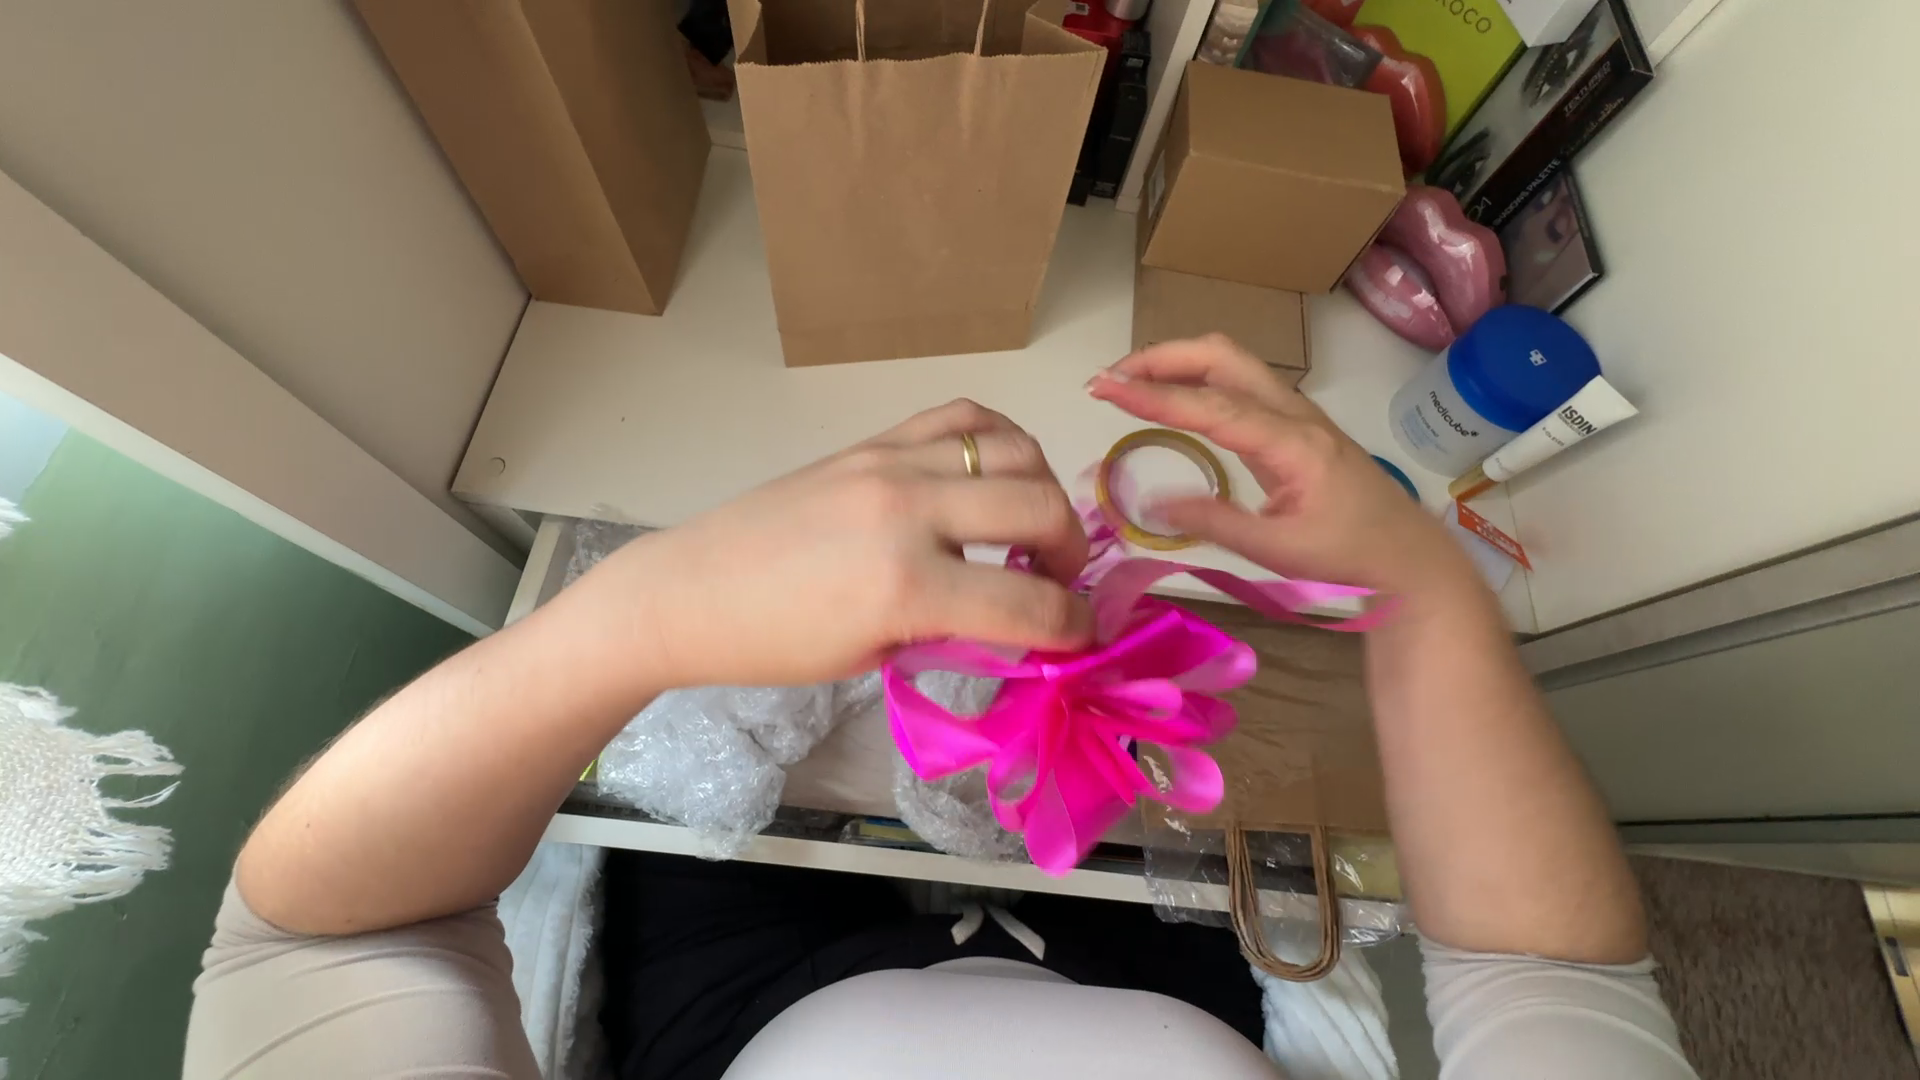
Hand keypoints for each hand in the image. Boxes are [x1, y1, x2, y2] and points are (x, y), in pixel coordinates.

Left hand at [560, 400, 1093, 692]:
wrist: (691, 591)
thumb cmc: (775, 645)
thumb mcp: (876, 656)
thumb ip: (958, 629)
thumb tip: (1022, 616)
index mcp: (905, 587)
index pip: (1030, 605)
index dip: (1072, 626)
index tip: (1080, 634)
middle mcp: (908, 510)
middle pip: (1041, 508)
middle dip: (1071, 553)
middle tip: (1056, 579)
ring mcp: (890, 463)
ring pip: (1014, 449)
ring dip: (1043, 490)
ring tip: (1030, 523)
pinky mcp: (873, 441)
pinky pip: (961, 416)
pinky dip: (999, 439)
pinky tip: (995, 470)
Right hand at [1087, 335, 1471, 595]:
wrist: (1409, 555)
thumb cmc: (1349, 555)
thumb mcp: (1277, 549)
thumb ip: (1214, 522)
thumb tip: (1151, 503)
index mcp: (1292, 442)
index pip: (1210, 405)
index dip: (1153, 395)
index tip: (1104, 389)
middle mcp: (1293, 414)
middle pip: (1222, 357)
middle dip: (1161, 357)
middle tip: (1111, 379)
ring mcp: (1294, 414)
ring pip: (1229, 364)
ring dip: (1176, 363)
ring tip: (1128, 384)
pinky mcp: (1291, 425)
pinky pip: (1236, 385)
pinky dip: (1194, 381)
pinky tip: (1170, 401)